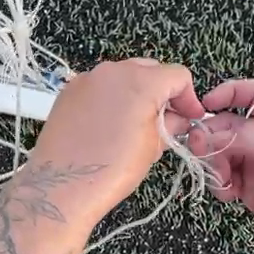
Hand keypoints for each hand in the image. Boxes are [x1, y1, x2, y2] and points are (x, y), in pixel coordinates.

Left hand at [27, 57, 202, 223]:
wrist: (63, 184)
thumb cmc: (113, 169)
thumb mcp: (153, 146)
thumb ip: (170, 124)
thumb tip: (177, 119)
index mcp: (141, 81)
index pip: (177, 76)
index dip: (189, 97)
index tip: (189, 116)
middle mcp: (113, 71)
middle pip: (150, 70)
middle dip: (162, 92)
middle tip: (166, 120)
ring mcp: (88, 79)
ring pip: (123, 76)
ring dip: (135, 93)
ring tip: (136, 123)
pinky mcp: (69, 91)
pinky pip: (99, 86)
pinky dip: (110, 98)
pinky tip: (109, 124)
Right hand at [190, 79, 253, 253]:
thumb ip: (249, 136)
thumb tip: (211, 133)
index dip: (230, 92)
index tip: (205, 106)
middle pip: (232, 125)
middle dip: (213, 136)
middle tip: (200, 152)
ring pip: (225, 153)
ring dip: (215, 163)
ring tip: (222, 182)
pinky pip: (227, 179)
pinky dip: (221, 184)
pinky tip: (228, 196)